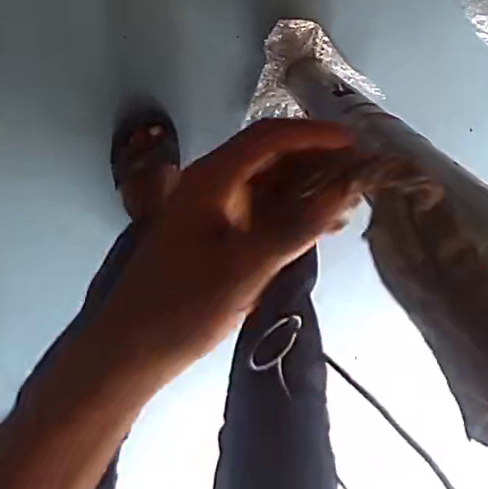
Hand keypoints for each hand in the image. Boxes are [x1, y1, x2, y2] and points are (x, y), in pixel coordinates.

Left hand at [93, 119, 362, 367]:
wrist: (129, 354)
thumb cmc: (182, 307)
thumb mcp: (245, 269)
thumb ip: (296, 227)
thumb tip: (343, 192)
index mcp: (212, 177)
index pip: (269, 137)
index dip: (313, 134)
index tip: (352, 143)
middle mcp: (214, 181)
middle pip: (272, 153)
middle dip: (316, 157)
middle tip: (359, 167)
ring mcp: (217, 205)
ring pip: (271, 179)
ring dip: (309, 183)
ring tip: (350, 195)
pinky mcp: (221, 229)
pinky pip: (265, 206)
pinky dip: (295, 208)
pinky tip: (325, 222)